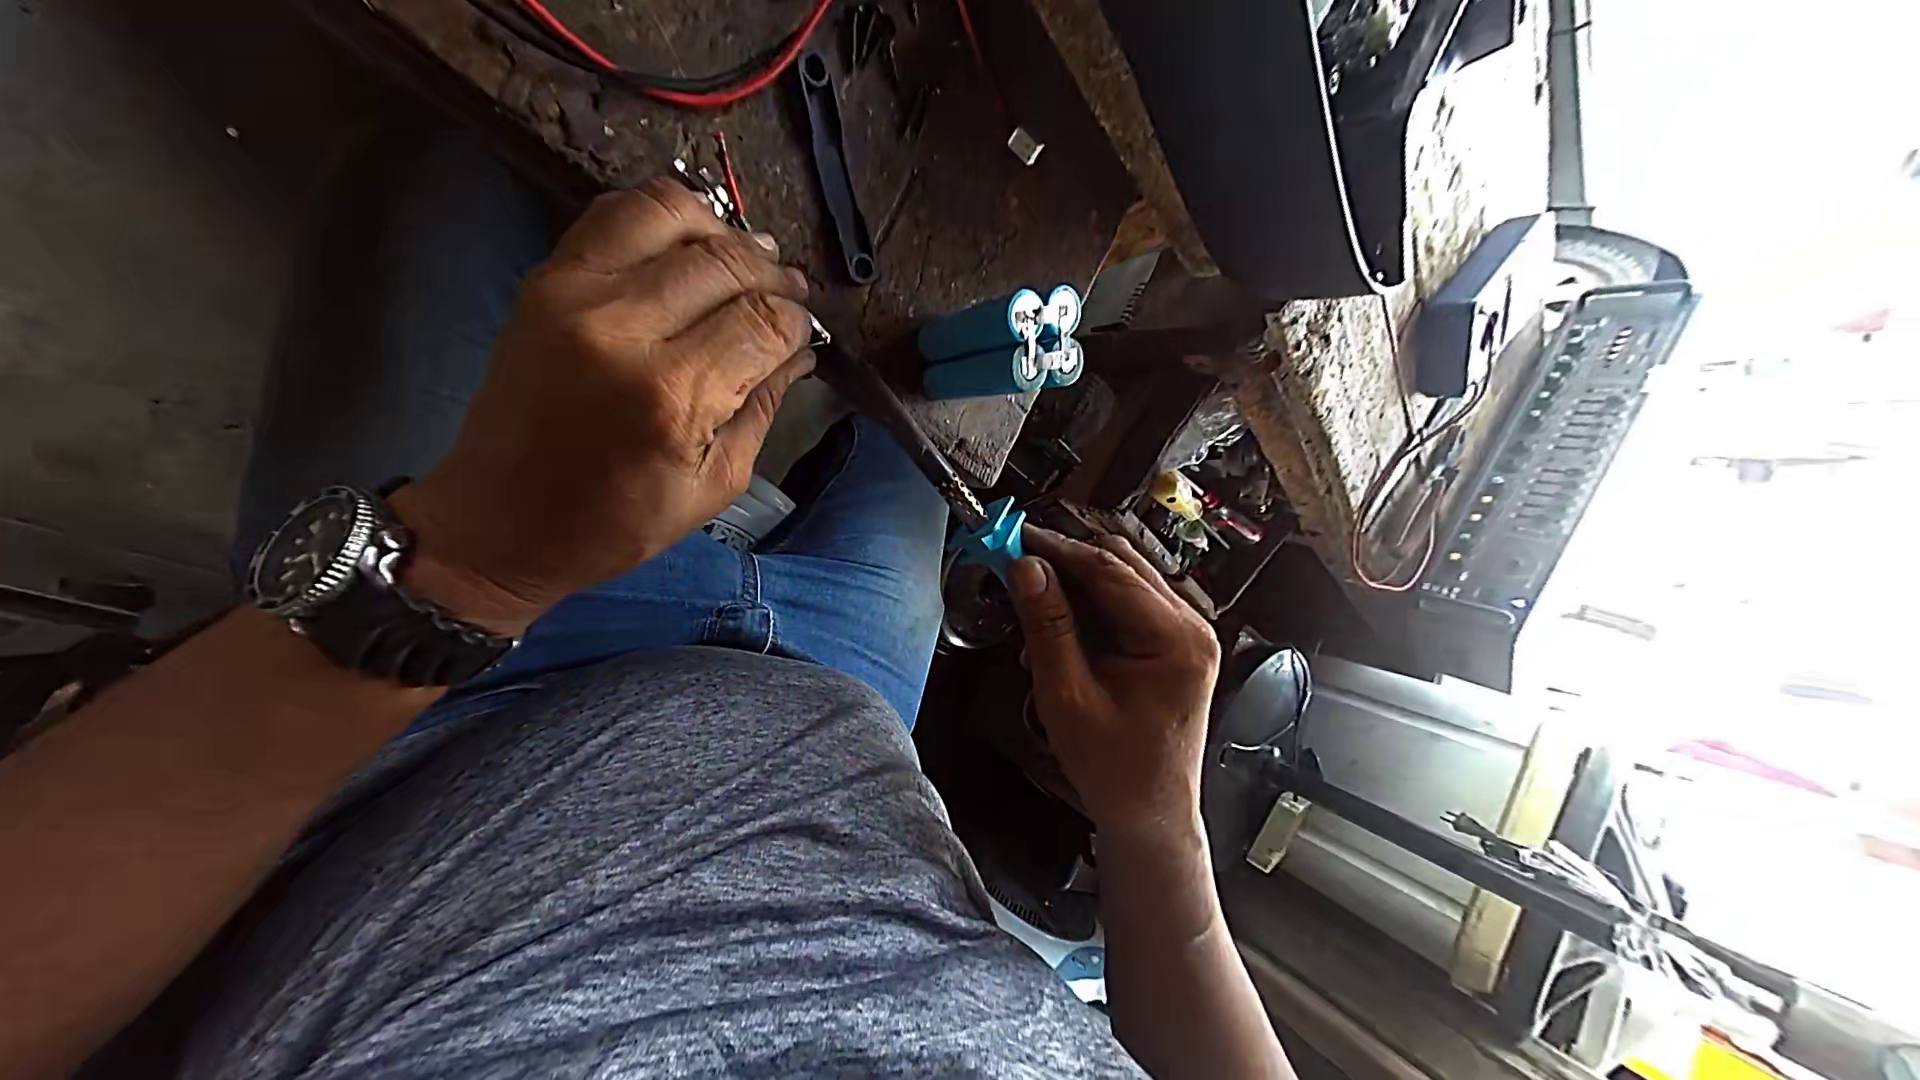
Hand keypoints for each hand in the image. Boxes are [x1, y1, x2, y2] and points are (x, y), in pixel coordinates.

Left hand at [389, 179, 815, 633]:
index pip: (762, 323)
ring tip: (747, 259)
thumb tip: (800, 352)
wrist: (502, 522)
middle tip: (792, 293)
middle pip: (725, 263)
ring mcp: (574, 292)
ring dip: (723, 232)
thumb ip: (762, 406)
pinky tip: (691, 246)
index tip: (807, 333)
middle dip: (774, 275)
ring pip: (670, 215)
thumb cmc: (619, 522)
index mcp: (672, 395)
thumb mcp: (716, 482)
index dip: (798, 322)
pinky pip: (615, 214)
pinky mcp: (545, 280)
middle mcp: (622, 328)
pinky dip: (665, 216)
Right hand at [1007, 528, 1220, 839]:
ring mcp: (1186, 633)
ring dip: (1075, 584)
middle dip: (1065, 561)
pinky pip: (1127, 604)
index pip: (1109, 569)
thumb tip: (1026, 568)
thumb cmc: (1114, 768)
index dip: (1057, 548)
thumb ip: (1047, 627)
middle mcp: (1191, 625)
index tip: (1014, 537)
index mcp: (1175, 638)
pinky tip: (1059, 629)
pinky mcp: (1173, 643)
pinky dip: (1090, 606)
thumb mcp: (1067, 697)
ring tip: (1034, 609)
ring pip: (1123, 578)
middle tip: (1016, 565)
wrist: (1150, 815)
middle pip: (1121, 563)